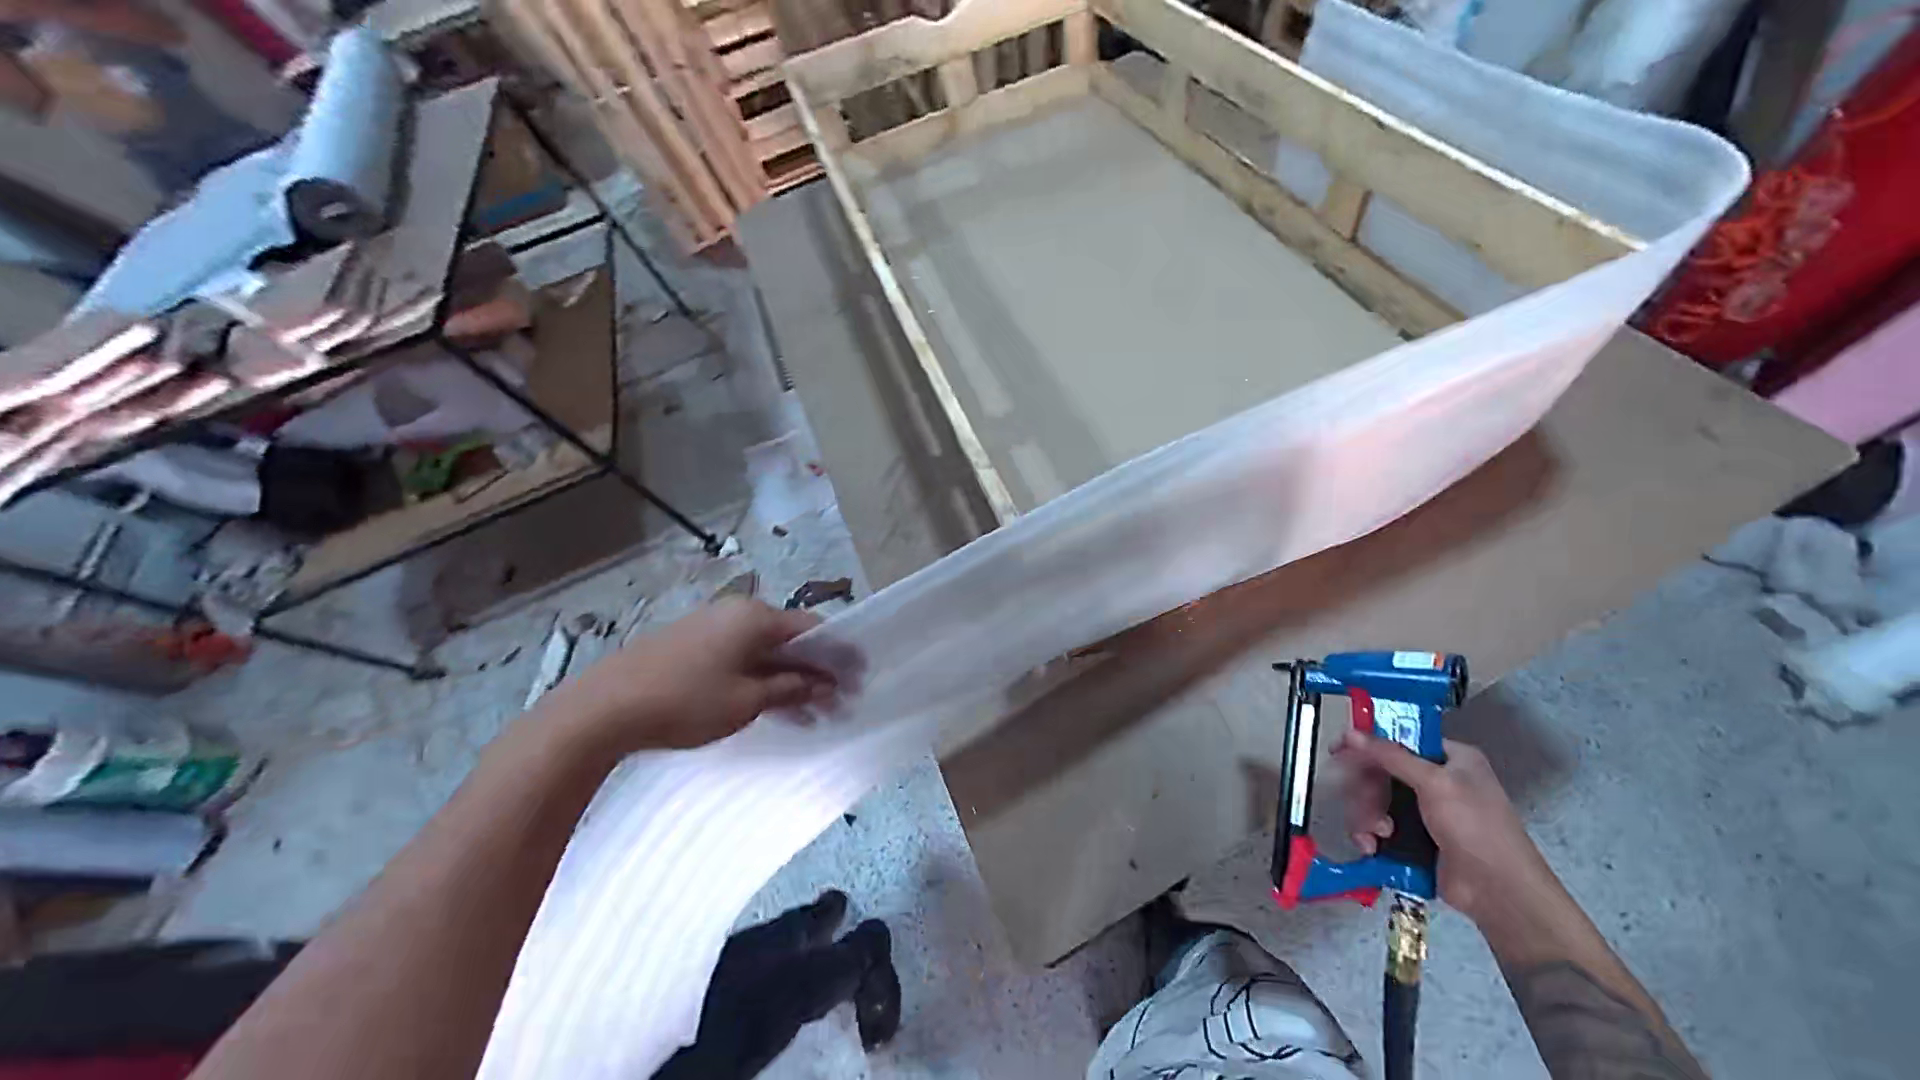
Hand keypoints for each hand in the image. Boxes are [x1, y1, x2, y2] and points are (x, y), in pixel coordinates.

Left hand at [549, 598, 845, 754]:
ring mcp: (710, 628)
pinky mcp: (691, 647)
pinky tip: (772, 708)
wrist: (603, 709)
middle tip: (838, 707)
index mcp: (755, 617)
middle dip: (815, 673)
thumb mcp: (746, 701)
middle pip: (789, 641)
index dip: (839, 655)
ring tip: (810, 718)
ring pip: (764, 653)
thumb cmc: (685, 702)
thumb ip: (790, 688)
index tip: (858, 680)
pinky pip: (740, 659)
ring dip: (789, 681)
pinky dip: (761, 681)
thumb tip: (822, 684)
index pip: (813, 629)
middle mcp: (736, 614)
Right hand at [1334, 730, 1557, 925]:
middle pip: (1379, 771)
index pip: (1398, 739)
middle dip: (1367, 792)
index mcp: (1450, 758)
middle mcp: (1436, 779)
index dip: (1368, 743)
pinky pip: (1376, 824)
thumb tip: (1351, 733)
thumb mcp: (1435, 784)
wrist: (1498, 893)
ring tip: (1378, 835)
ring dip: (1367, 816)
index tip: (1339, 751)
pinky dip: (1369, 834)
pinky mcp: (1413, 837)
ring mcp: (1423, 810)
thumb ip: (1390, 756)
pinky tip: (1373, 846)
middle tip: (1368, 806)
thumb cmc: (1475, 828)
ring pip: (1373, 799)